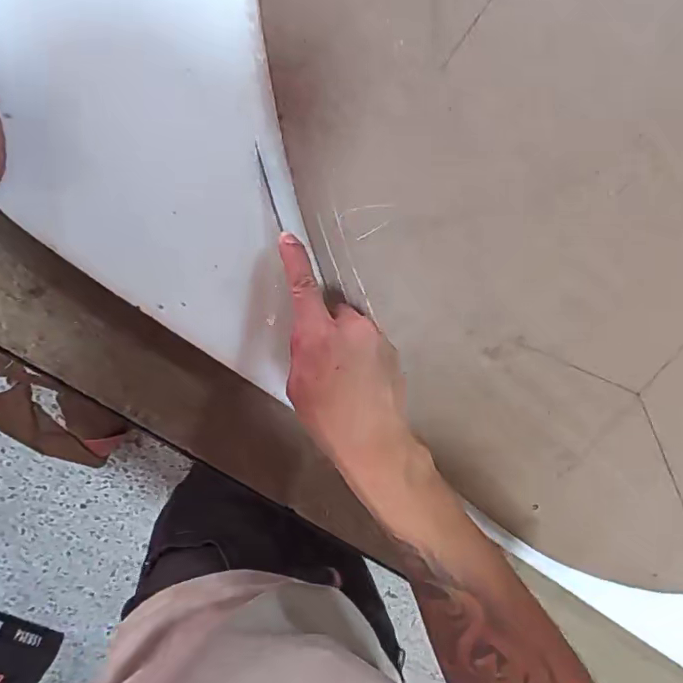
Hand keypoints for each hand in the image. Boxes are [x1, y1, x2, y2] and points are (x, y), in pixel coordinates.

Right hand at [277, 233, 426, 496]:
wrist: (373, 442)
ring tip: (344, 380)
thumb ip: (303, 351)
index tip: (290, 241)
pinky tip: (360, 385)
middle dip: (326, 328)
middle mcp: (351, 327)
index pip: (303, 288)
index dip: (295, 262)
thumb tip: (312, 341)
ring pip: (353, 329)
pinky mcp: (392, 351)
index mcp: (318, 334)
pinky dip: (362, 358)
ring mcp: (376, 337)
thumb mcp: (298, 383)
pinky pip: (369, 344)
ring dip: (346, 345)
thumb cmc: (328, 418)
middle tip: (321, 361)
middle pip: (333, 312)